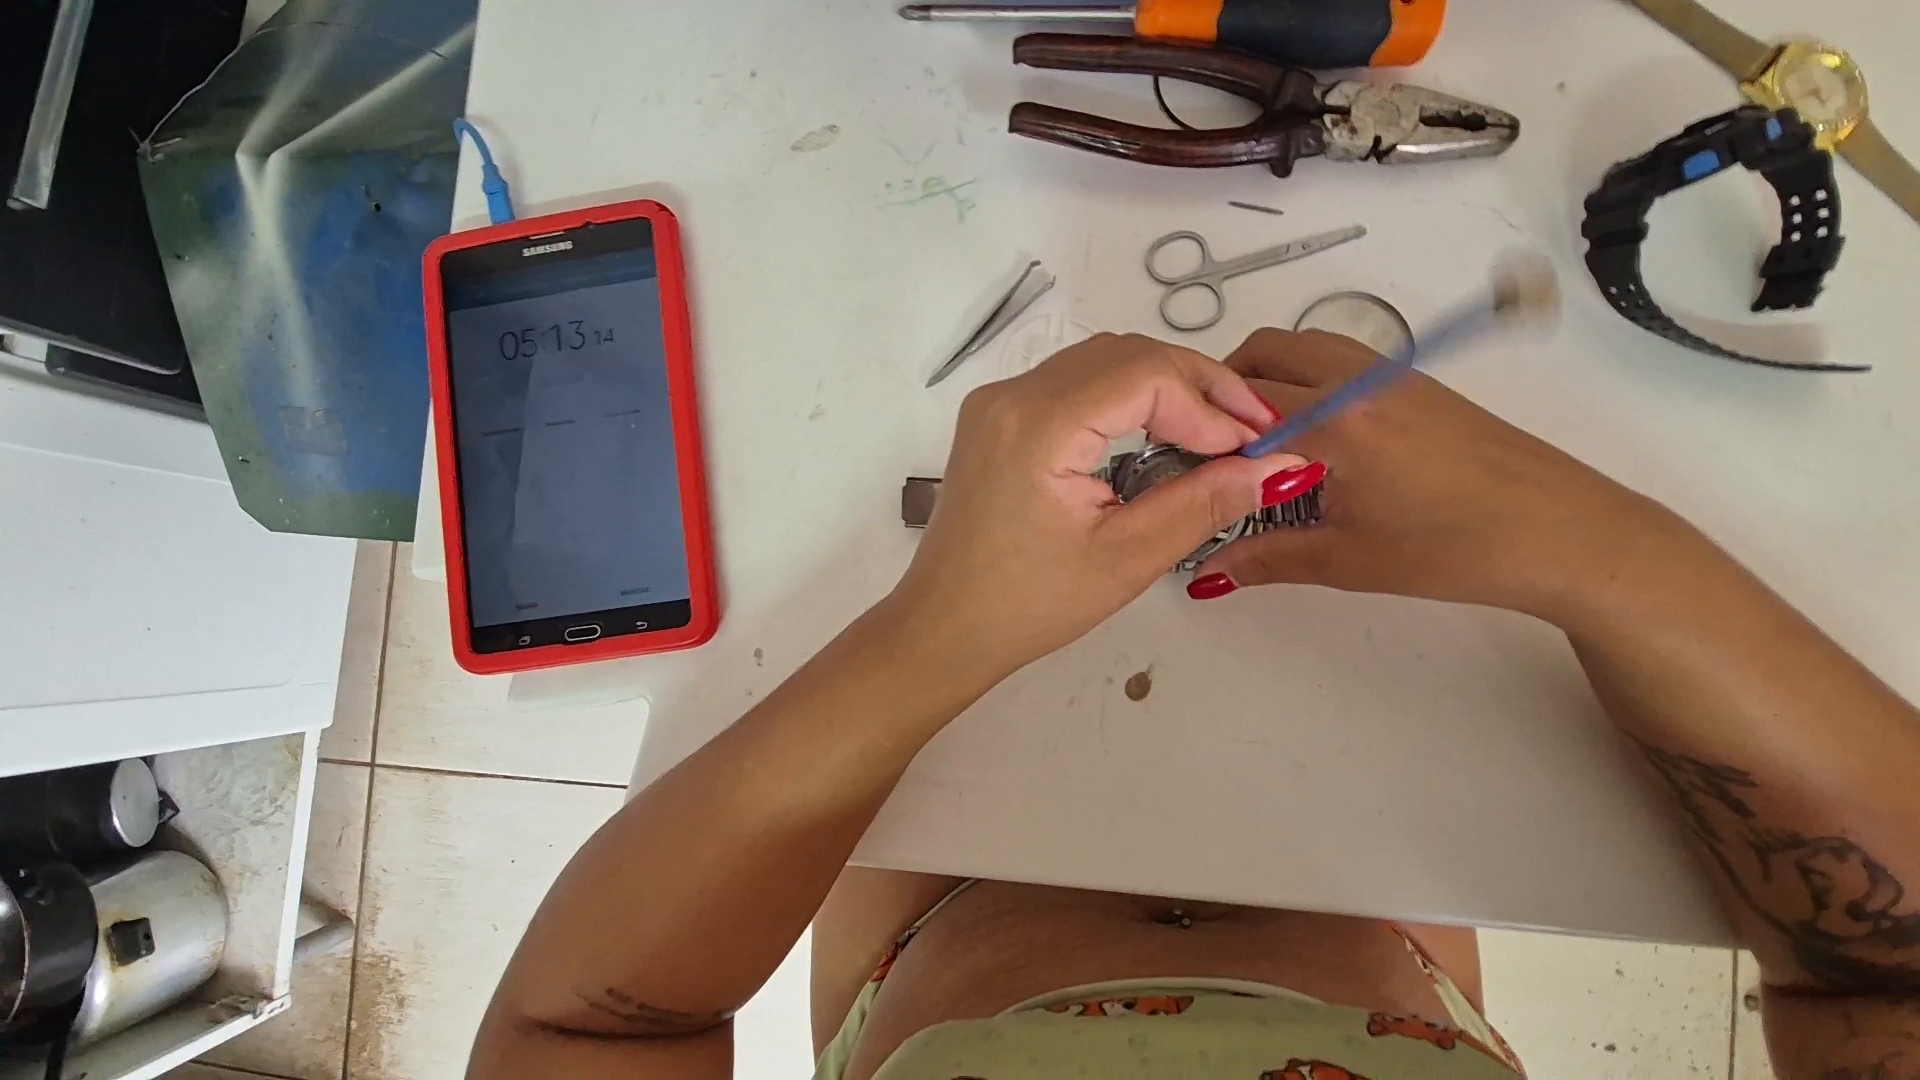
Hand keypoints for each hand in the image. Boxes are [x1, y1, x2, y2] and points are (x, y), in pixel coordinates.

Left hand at [885, 333, 1312, 683]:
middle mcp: (1009, 395)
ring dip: (1162, 386)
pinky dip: (1123, 397)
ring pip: (1099, 362)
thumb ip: (1204, 503)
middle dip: (1195, 384)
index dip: (1211, 402)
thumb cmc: (1027, 605)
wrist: (945, 626)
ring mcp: (997, 403)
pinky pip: (1073, 383)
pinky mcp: (997, 418)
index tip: (1257, 444)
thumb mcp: (1126, 558)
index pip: (1145, 374)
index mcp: (1036, 425)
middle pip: (1123, 353)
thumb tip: (1281, 466)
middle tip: (1249, 430)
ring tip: (1214, 432)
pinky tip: (1158, 431)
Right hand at [1189, 329, 1679, 620]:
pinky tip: (1312, 434)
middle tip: (1212, 445)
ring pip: (1303, 343)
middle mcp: (1356, 380)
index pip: (1238, 405)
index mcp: (1334, 422)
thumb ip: (1265, 559)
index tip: (1182, 465)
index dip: (1200, 431)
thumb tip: (1206, 575)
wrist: (1567, 533)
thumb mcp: (1347, 560)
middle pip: (1264, 350)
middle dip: (1224, 390)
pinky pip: (1337, 356)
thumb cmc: (1453, 550)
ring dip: (1265, 374)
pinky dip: (1303, 376)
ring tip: (1257, 436)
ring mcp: (1390, 373)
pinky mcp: (1414, 380)